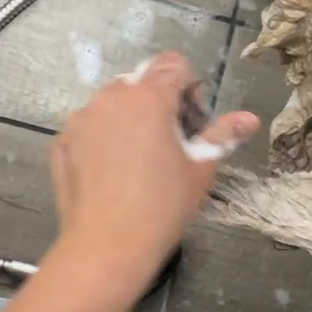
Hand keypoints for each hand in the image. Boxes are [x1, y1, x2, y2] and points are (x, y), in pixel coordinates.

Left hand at [50, 52, 257, 280]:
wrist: (106, 246)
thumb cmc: (162, 207)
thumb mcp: (200, 170)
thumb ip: (223, 136)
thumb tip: (250, 118)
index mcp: (149, 99)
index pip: (174, 64)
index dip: (190, 88)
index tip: (193, 123)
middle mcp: (111, 98)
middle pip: (141, 82)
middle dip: (159, 103)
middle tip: (170, 144)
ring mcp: (81, 119)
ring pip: (112, 104)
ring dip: (130, 119)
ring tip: (139, 161)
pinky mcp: (61, 142)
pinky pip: (89, 128)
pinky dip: (103, 139)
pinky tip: (112, 175)